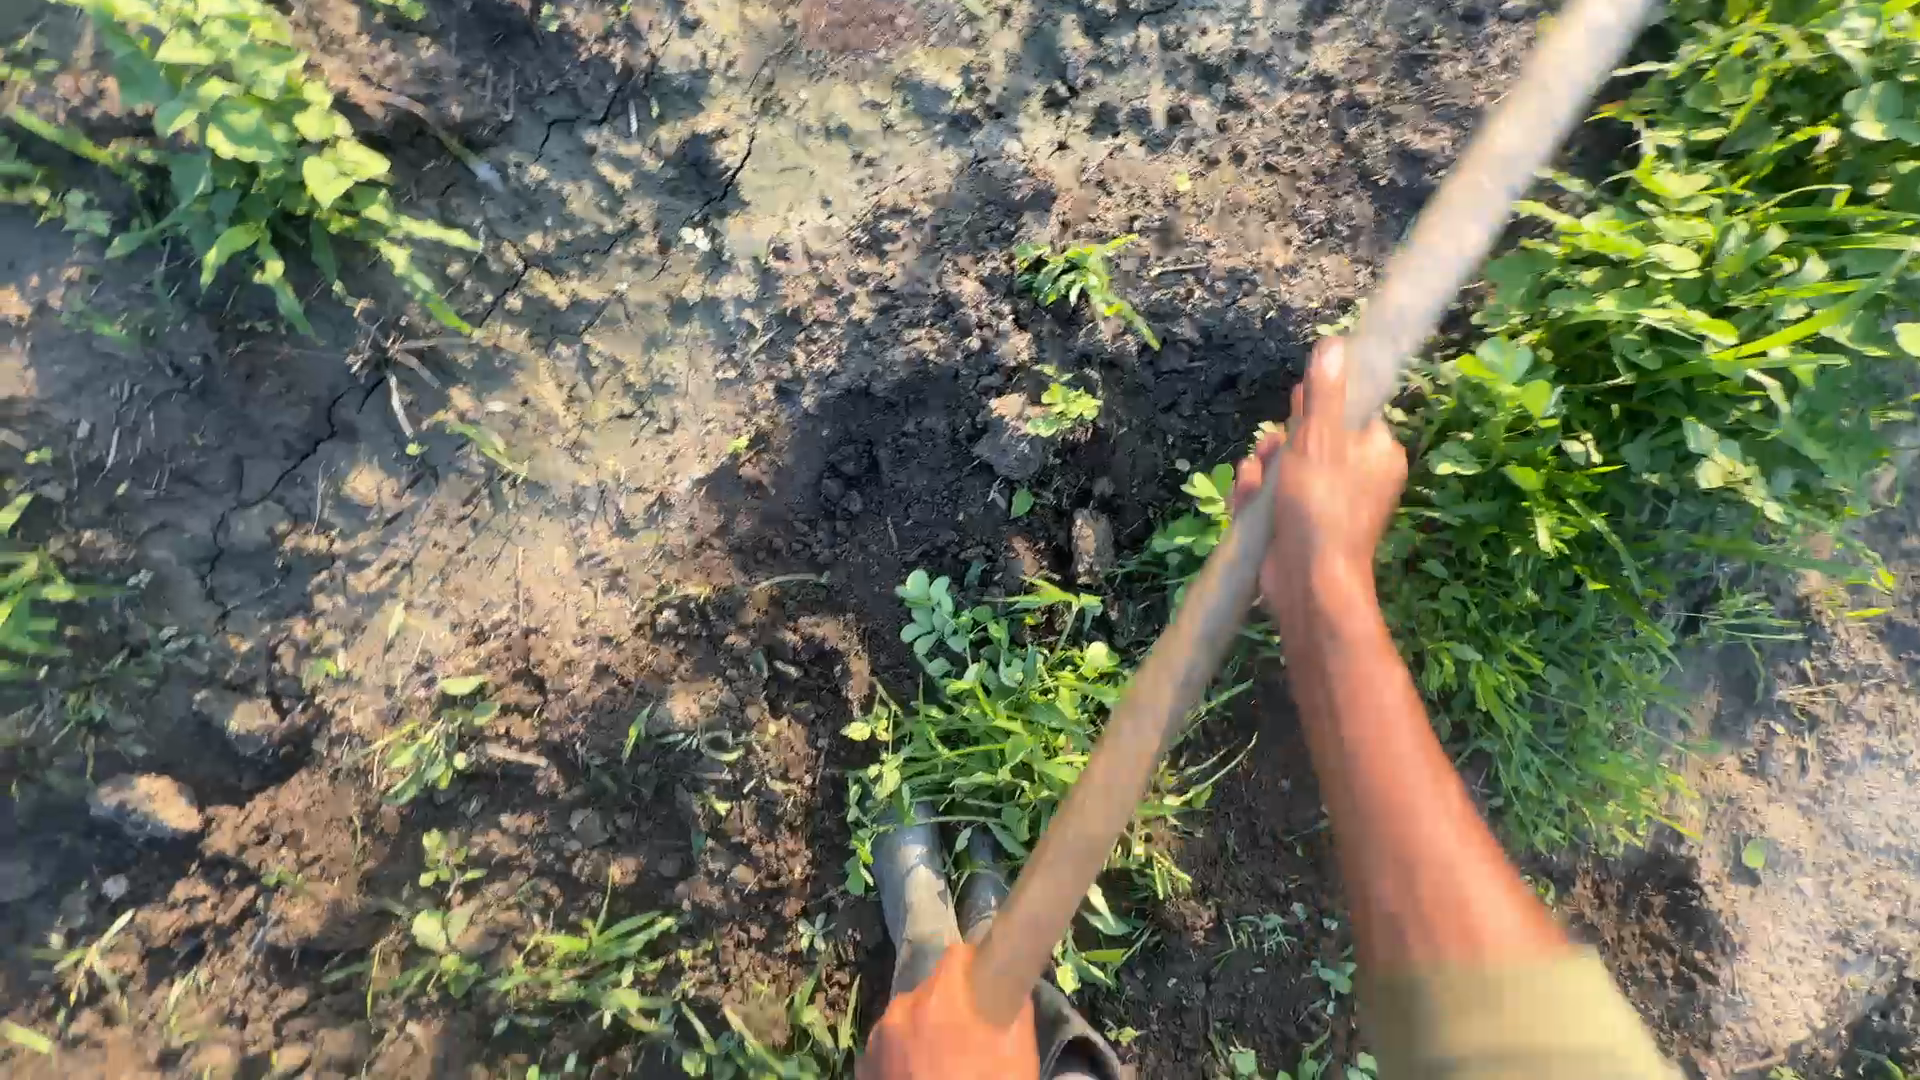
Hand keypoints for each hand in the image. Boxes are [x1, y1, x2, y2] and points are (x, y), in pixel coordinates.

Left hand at [858, 944, 1038, 1079]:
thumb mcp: (1018, 1055)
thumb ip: (1012, 1010)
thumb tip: (1009, 988)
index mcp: (941, 997)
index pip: (960, 956)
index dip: (975, 970)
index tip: (985, 989)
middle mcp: (903, 1008)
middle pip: (931, 991)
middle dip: (948, 1008)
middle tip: (966, 1043)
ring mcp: (877, 1042)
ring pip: (906, 1020)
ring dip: (922, 1034)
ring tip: (940, 1069)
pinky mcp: (864, 1071)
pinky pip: (886, 1049)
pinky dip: (901, 1059)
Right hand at [1231, 336, 1407, 625]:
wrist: (1307, 583)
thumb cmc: (1321, 507)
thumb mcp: (1319, 441)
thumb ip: (1324, 394)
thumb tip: (1333, 343)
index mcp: (1375, 453)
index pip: (1348, 412)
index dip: (1317, 406)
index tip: (1297, 406)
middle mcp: (1354, 477)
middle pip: (1308, 438)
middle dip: (1280, 441)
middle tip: (1272, 449)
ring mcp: (1323, 504)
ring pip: (1283, 468)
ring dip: (1260, 470)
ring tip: (1254, 481)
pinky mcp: (1296, 525)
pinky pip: (1271, 498)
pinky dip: (1255, 498)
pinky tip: (1245, 503)